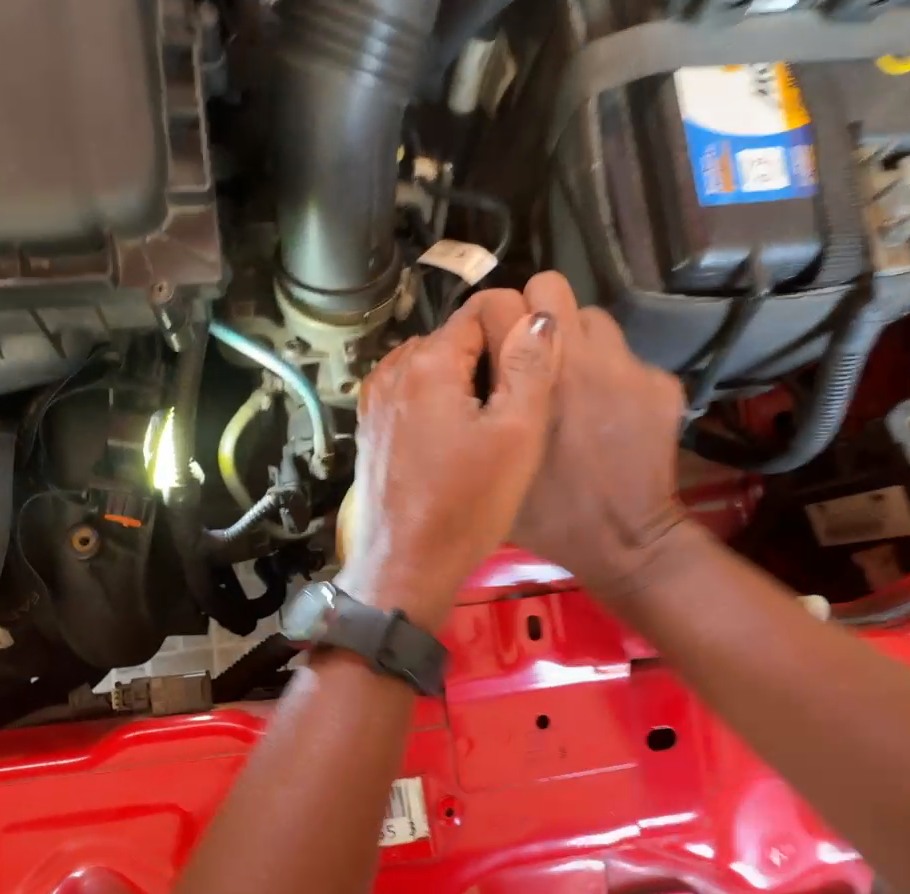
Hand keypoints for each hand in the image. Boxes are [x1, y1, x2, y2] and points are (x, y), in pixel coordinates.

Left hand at [336, 297, 560, 629]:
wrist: (406, 567)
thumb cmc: (467, 506)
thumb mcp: (517, 434)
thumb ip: (530, 366)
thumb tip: (539, 314)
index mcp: (427, 363)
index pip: (479, 310)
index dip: (514, 331)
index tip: (533, 371)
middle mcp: (392, 371)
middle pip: (453, 338)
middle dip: (487, 359)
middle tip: (514, 409)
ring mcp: (374, 401)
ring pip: (431, 367)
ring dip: (461, 383)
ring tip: (485, 430)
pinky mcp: (370, 429)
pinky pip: (411, 395)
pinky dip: (435, 403)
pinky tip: (453, 441)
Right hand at [471, 272, 693, 602]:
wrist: (625, 542)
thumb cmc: (548, 516)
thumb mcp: (495, 467)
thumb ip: (482, 415)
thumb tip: (474, 380)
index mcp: (530, 378)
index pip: (498, 301)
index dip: (490, 319)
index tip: (492, 343)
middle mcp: (579, 357)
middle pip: (550, 286)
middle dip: (537, 314)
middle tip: (533, 353)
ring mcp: (627, 366)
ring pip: (594, 320)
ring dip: (578, 344)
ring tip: (575, 386)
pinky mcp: (661, 382)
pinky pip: (628, 358)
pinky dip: (615, 377)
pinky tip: (611, 416)